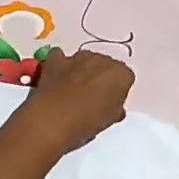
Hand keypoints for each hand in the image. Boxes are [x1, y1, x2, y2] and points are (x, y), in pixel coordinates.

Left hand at [14, 49, 133, 153]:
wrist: (54, 118)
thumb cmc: (88, 121)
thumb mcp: (109, 120)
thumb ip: (115, 109)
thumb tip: (114, 108)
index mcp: (121, 73)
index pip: (124, 78)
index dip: (115, 91)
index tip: (108, 103)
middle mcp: (102, 59)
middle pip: (104, 66)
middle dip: (98, 78)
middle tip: (88, 98)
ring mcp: (77, 57)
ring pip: (82, 60)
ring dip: (79, 70)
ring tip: (70, 91)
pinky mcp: (56, 59)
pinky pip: (59, 57)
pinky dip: (58, 65)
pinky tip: (55, 79)